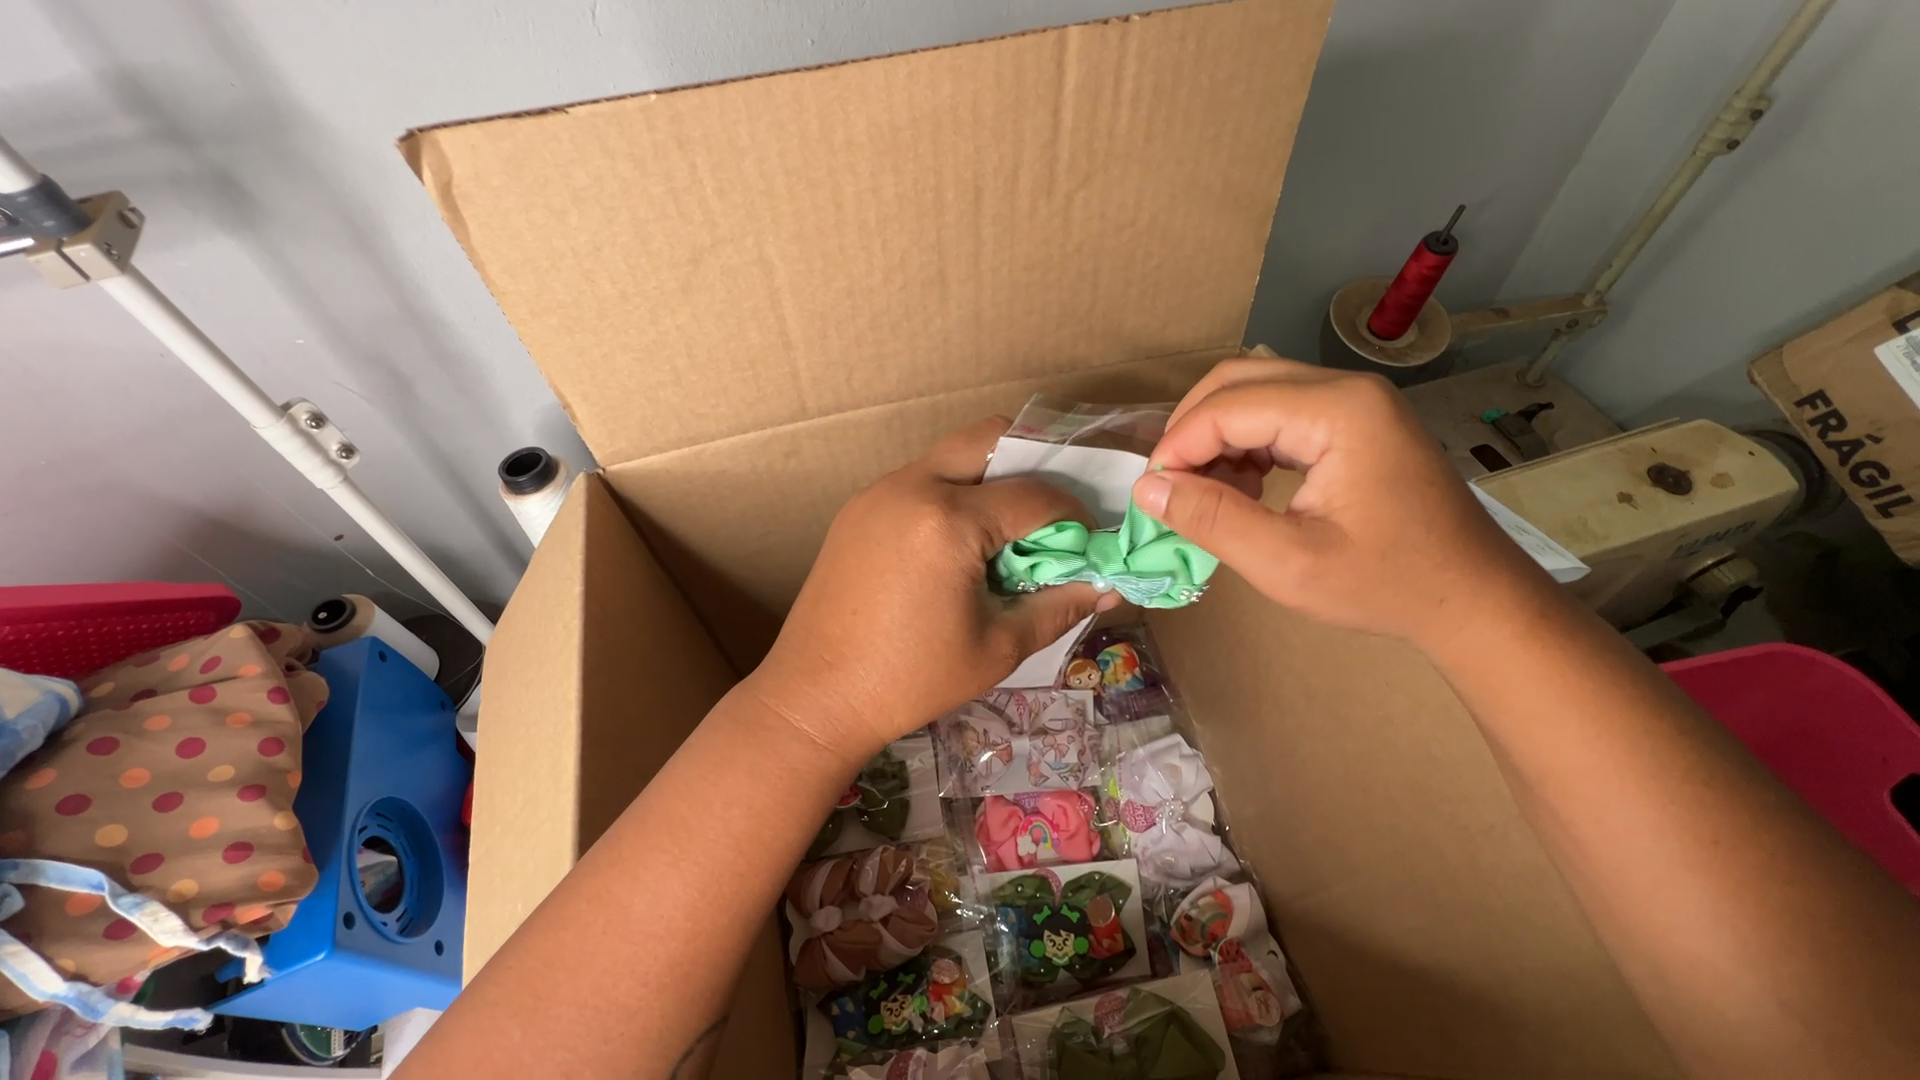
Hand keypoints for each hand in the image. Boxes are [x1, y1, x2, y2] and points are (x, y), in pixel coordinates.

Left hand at [747, 418, 1111, 758]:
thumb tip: (1107, 587)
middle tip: (1054, 512)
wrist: (815, 696)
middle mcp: (911, 486)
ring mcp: (878, 492)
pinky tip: (963, 543)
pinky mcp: (859, 509)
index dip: (1074, 514)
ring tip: (1011, 530)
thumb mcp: (996, 647)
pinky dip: (953, 492)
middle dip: (1034, 462)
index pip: (1035, 495)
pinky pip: (920, 478)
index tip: (1090, 540)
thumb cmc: (910, 680)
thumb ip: (1057, 607)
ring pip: (951, 455)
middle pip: (989, 437)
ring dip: (991, 477)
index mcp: (949, 520)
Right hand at [1130, 358, 1550, 644]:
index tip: (1152, 495)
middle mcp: (1347, 389)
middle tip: (1169, 484)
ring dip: (1217, 434)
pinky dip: (1247, 440)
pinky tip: (1242, 484)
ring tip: (1204, 490)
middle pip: (1238, 380)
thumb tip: (1147, 488)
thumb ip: (1211, 520)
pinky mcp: (1358, 420)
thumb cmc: (1385, 585)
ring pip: (1257, 391)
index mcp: (1338, 412)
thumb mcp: (1287, 564)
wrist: (1473, 598)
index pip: (1227, 406)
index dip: (1177, 447)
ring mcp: (1356, 401)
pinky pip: (1283, 411)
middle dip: (1191, 429)